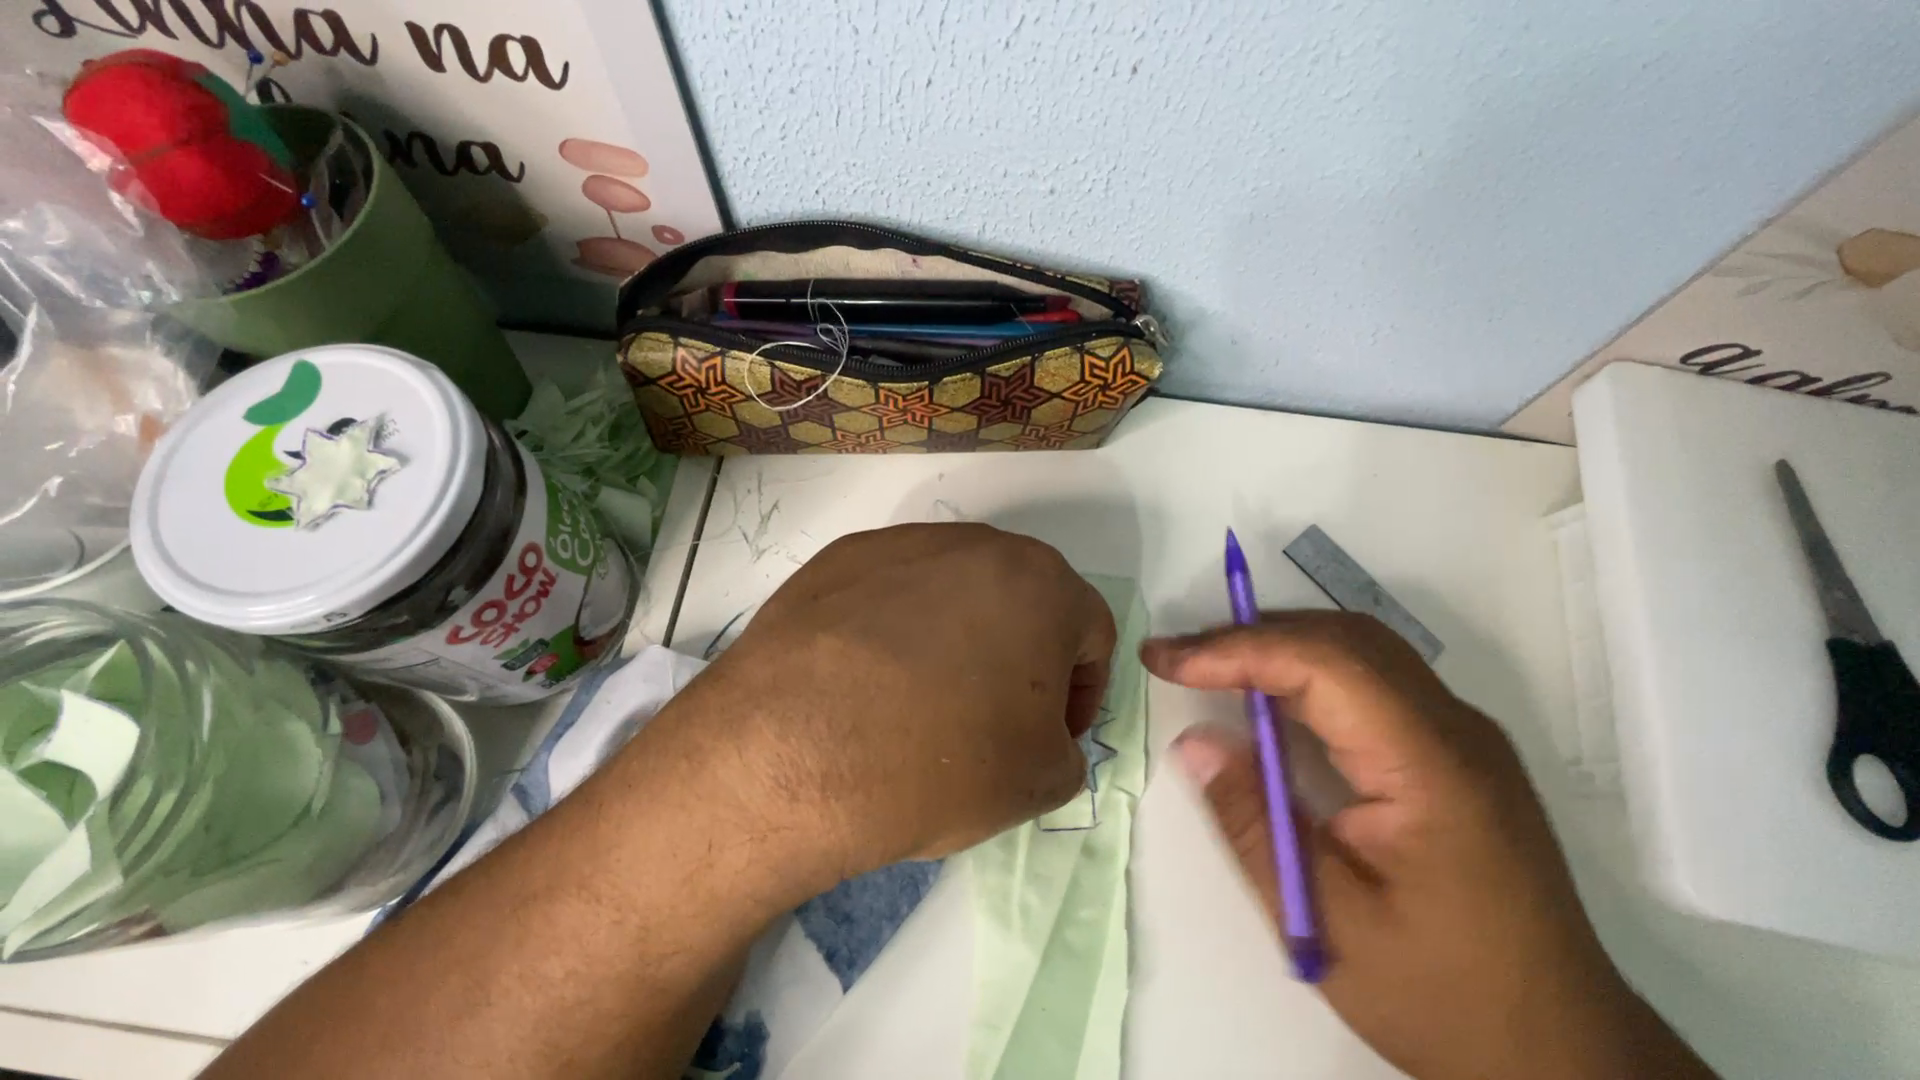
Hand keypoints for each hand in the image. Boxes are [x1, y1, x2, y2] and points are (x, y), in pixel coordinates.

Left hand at [658, 523, 1114, 888]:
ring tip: (918, 703)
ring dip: (955, 639)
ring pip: (951, 593)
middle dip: (1020, 659)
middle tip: (991, 719)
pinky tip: (864, 684)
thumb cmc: (940, 762)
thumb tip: (1040, 733)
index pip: (1089, 633)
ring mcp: (898, 545)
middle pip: (1020, 601)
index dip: (1080, 693)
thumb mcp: (1039, 782)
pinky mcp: (834, 561)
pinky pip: (887, 595)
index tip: (1049, 736)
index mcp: (1041, 583)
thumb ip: (1066, 748)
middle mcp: (975, 545)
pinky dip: (892, 632)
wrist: (795, 752)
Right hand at [1142, 612, 1715, 1079]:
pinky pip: (1376, 685)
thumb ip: (1254, 822)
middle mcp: (1457, 731)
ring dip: (1280, 648)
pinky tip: (1270, 701)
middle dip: (1252, 636)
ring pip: (1363, 653)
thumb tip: (1195, 743)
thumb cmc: (1441, 996)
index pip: (1325, 664)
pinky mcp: (1458, 757)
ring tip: (1206, 669)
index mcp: (1429, 766)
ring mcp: (1464, 740)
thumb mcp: (1326, 919)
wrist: (1562, 1051)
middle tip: (1176, 659)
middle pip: (1346, 640)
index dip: (1237, 649)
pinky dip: (1310, 675)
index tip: (1164, 661)